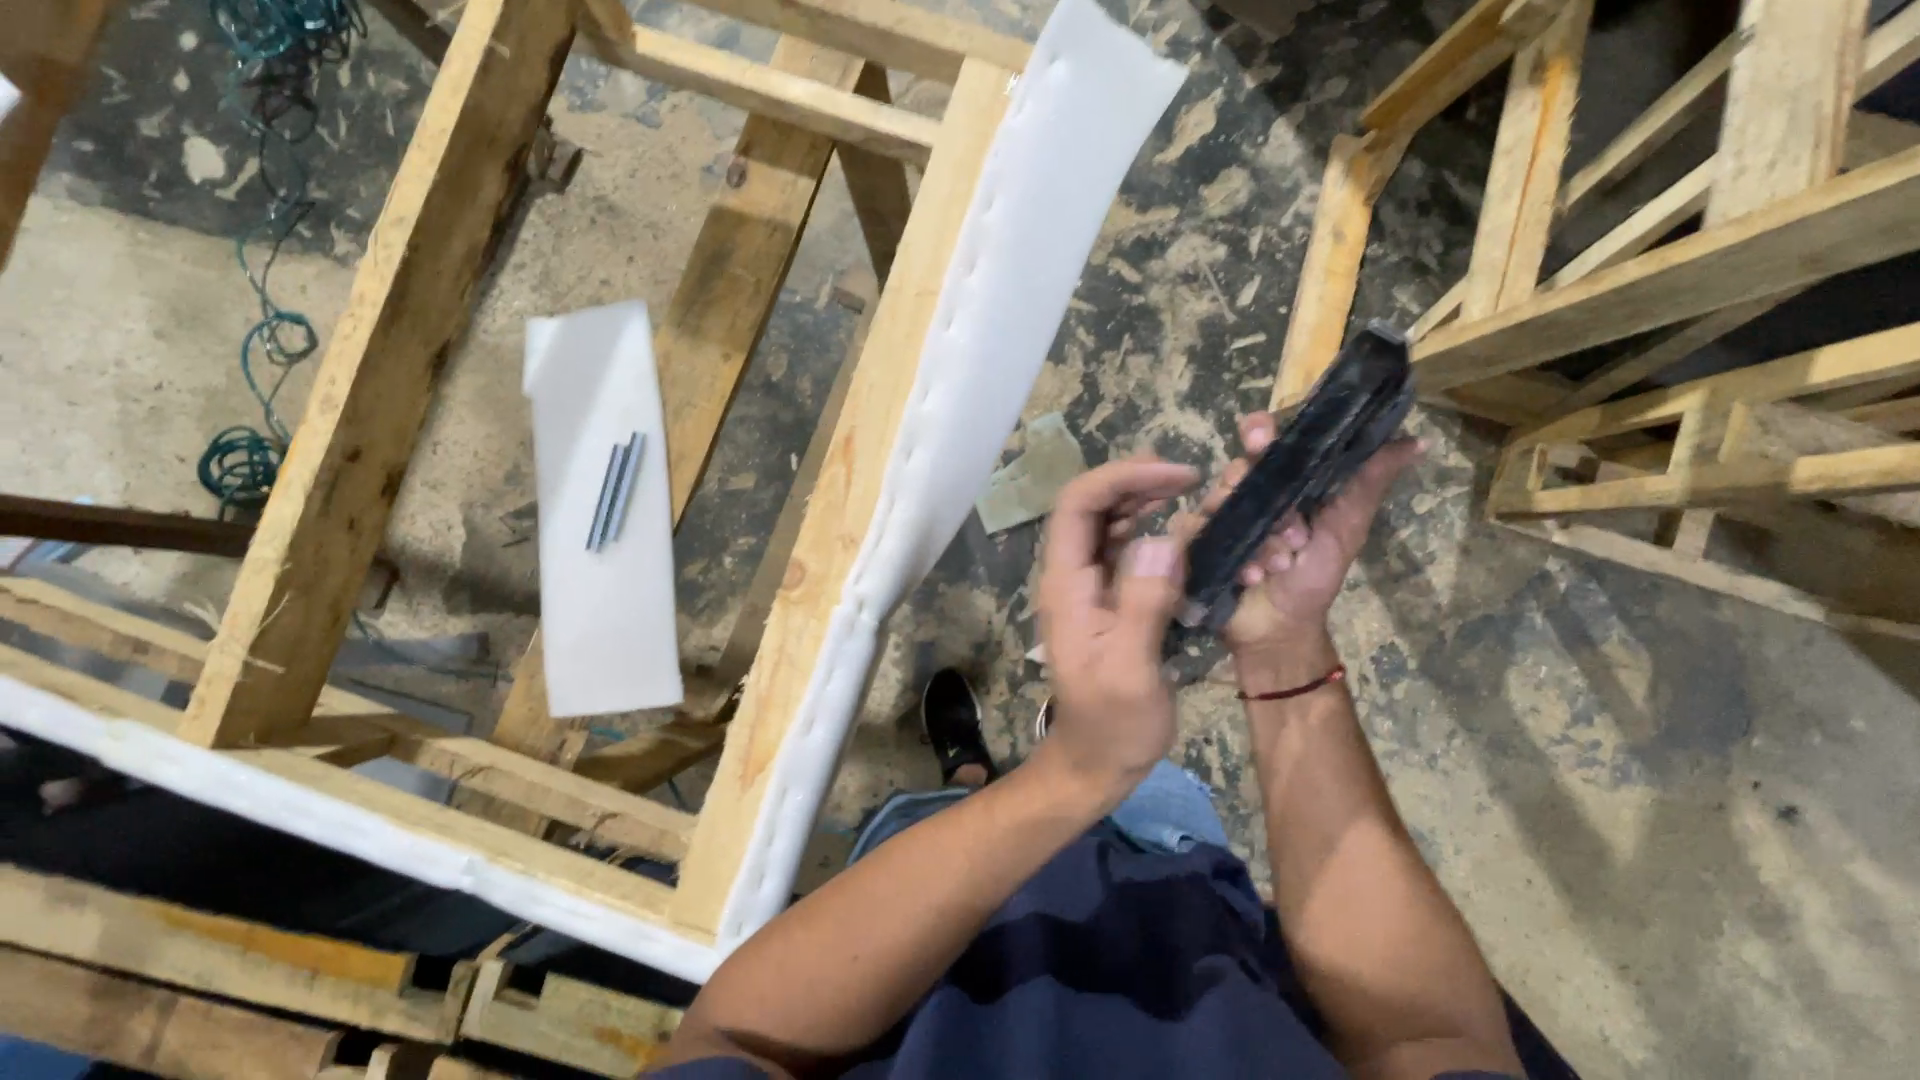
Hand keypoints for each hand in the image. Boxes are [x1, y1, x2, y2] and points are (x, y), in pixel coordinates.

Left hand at [1036, 458, 1199, 802]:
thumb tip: (1165, 539)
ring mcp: (1087, 588)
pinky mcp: (1106, 601)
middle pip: (1089, 506)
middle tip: (1187, 479)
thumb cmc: (1113, 723)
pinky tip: (1177, 531)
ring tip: (1185, 493)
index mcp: (1066, 586)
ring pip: (1105, 524)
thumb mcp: (1131, 668)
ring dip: (1140, 500)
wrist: (1098, 760)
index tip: (1176, 476)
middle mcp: (1070, 578)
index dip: (1122, 478)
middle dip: (1133, 481)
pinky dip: (1147, 529)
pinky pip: (1121, 550)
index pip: (1078, 506)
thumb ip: (1143, 603)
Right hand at [1188, 413, 1418, 684]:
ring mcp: (1217, 519)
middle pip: (1235, 469)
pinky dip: (1227, 553)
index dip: (1257, 430)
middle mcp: (1246, 494)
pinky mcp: (1196, 544)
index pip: (1262, 440)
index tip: (1260, 437)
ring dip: (1256, 535)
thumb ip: (1369, 482)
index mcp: (1280, 482)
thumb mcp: (1347, 526)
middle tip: (1292, 530)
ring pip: (1217, 501)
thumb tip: (1417, 441)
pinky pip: (1193, 531)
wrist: (1283, 628)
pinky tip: (1250, 575)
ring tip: (1279, 563)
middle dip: (1264, 497)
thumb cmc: (1315, 576)